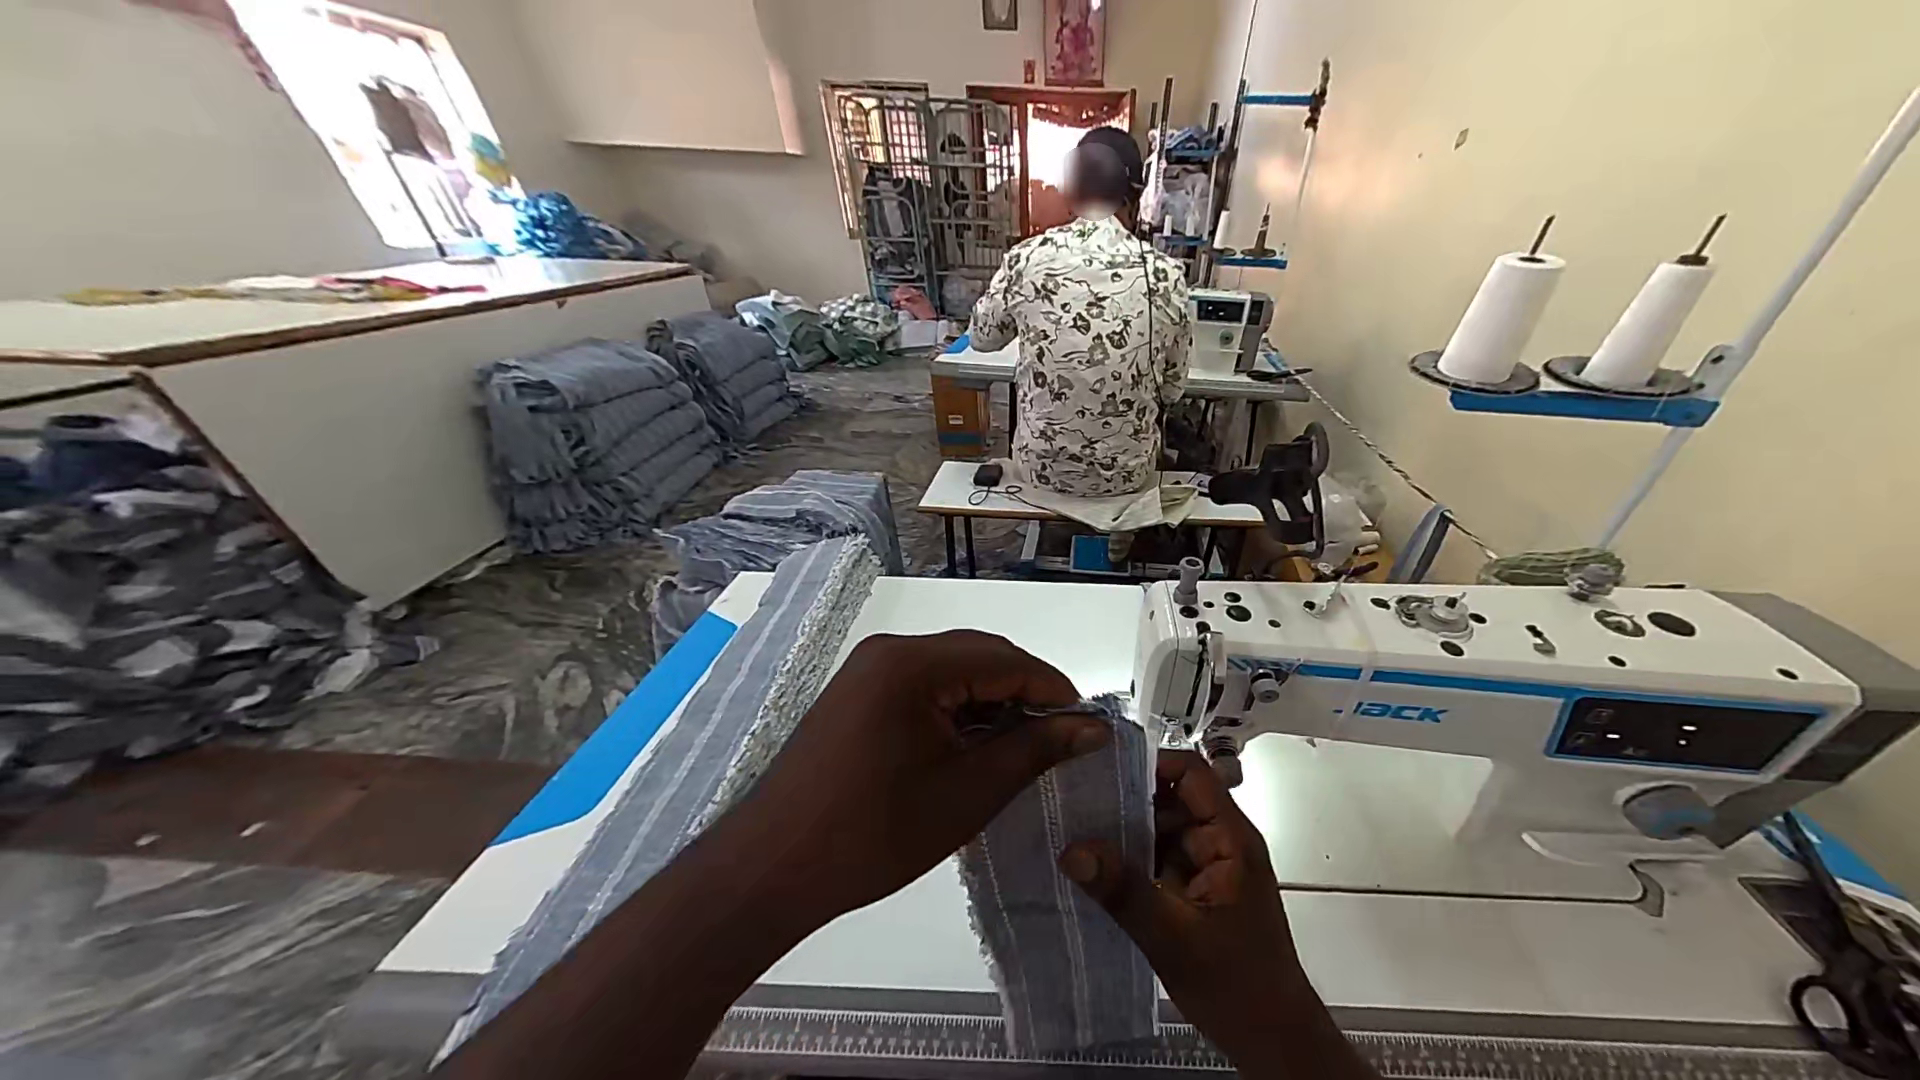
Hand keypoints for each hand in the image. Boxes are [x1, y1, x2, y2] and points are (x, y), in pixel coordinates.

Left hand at [728, 630, 1110, 921]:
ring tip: (1022, 748)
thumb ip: (1035, 749)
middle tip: (1060, 739)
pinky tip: (974, 746)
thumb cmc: (874, 832)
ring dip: (990, 702)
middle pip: (977, 656)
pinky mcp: (858, 694)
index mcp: (912, 663)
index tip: (1087, 726)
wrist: (775, 865)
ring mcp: (868, 670)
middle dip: (1023, 692)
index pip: (1004, 657)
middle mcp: (889, 651)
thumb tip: (1091, 727)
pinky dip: (957, 710)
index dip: (1053, 688)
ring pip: (951, 672)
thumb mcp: (968, 791)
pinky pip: (923, 687)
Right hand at [1060, 750, 1339, 1076]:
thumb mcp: (1175, 938)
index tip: (1100, 770)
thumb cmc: (1239, 987)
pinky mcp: (1192, 886)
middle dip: (1124, 797)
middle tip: (1073, 799)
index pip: (1190, 772)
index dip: (1148, 764)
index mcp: (1229, 838)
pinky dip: (1128, 856)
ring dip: (1122, 828)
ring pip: (1158, 826)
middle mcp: (1218, 840)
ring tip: (1074, 826)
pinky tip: (1093, 862)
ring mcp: (1205, 863)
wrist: (1274, 1043)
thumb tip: (1071, 850)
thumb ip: (1124, 891)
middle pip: (1168, 796)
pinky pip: (1156, 855)